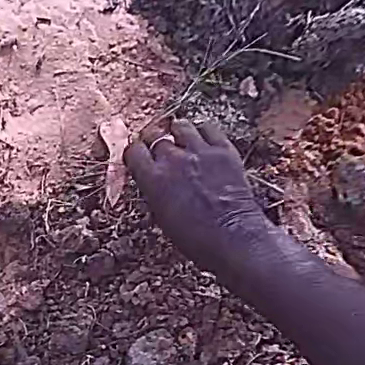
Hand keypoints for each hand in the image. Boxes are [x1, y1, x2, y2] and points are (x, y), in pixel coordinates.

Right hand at [123, 119, 281, 280]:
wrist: (230, 238)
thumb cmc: (194, 238)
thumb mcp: (161, 215)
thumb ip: (154, 190)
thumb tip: (154, 180)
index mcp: (153, 178)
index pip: (134, 151)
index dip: (135, 152)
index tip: (138, 155)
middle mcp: (173, 160)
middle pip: (156, 137)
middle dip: (155, 142)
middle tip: (158, 147)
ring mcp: (199, 152)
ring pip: (181, 126)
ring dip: (178, 131)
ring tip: (180, 137)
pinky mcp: (224, 150)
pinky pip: (209, 128)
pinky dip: (203, 130)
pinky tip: (202, 137)